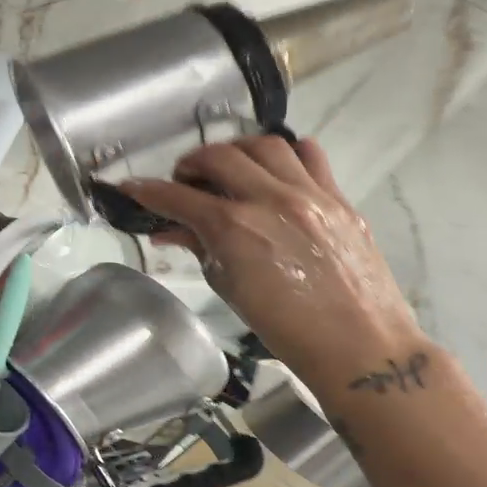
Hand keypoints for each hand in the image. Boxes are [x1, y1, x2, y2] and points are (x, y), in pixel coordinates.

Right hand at [121, 136, 425, 382]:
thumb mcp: (225, 283)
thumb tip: (167, 230)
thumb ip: (197, 246)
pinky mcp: (340, 200)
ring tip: (228, 169)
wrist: (357, 342)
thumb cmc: (280, 323)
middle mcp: (271, 200)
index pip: (175, 196)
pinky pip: (311, 157)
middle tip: (183, 182)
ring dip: (236, 151)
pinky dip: (285, 156)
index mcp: (234, 227)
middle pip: (218, 157)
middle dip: (189, 164)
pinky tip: (273, 173)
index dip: (145, 191)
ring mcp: (311, 196)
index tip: (128, 187)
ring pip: (265, 145)